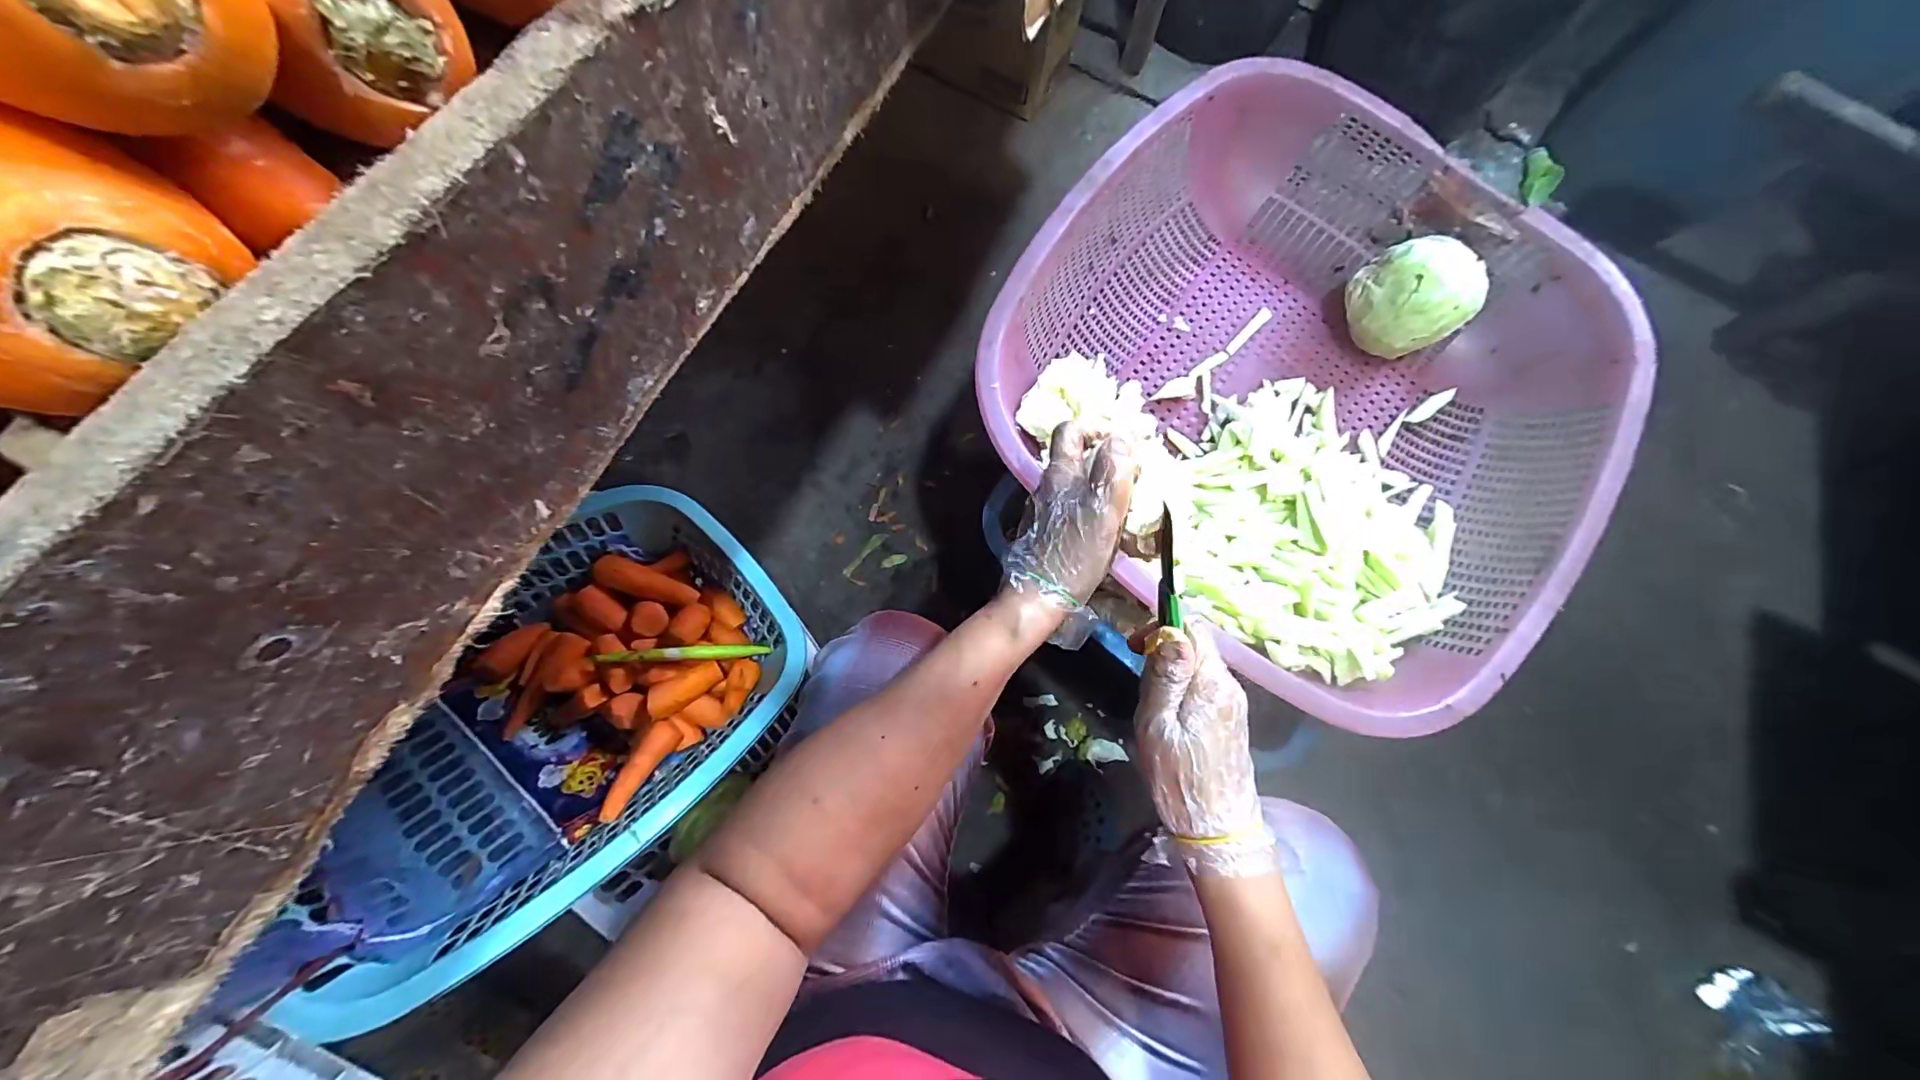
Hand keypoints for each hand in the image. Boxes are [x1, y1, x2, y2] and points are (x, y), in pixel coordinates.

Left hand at [1003, 421, 1136, 609]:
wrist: (1037, 597)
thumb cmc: (1073, 554)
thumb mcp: (1103, 510)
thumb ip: (1112, 471)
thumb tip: (1121, 438)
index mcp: (1060, 474)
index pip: (1070, 430)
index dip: (1095, 427)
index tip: (1119, 444)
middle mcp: (1046, 486)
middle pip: (1074, 459)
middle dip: (1103, 462)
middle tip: (1129, 480)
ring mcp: (1041, 510)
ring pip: (1072, 485)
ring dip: (1097, 488)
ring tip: (1122, 507)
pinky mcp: (1043, 531)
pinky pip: (1069, 509)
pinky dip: (1087, 510)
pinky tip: (1101, 530)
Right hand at [1134, 625, 1274, 875]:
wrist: (1218, 829)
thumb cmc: (1179, 778)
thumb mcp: (1158, 725)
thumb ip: (1165, 677)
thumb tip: (1171, 633)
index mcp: (1212, 683)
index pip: (1194, 629)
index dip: (1163, 627)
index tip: (1136, 647)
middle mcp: (1230, 686)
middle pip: (1198, 645)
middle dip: (1165, 647)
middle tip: (1137, 670)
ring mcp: (1233, 703)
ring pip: (1200, 665)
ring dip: (1172, 668)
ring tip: (1149, 697)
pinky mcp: (1231, 718)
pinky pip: (1204, 685)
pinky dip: (1182, 685)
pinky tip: (1167, 711)